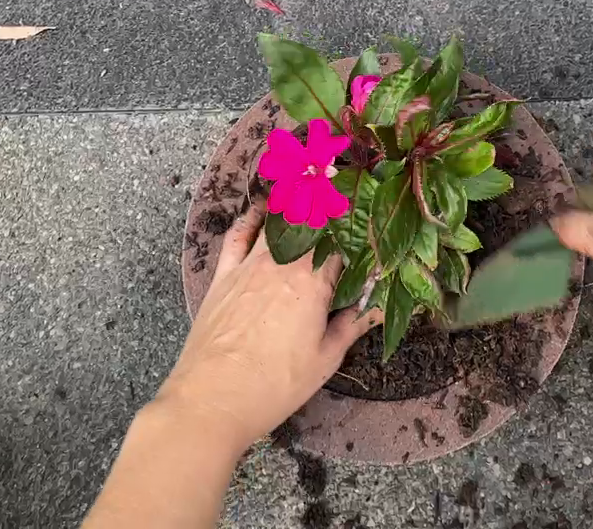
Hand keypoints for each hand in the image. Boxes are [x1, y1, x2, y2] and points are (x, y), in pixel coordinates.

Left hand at [151, 206, 381, 454]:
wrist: (213, 399)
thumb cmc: (275, 385)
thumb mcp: (325, 360)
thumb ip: (353, 324)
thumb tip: (379, 303)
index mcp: (312, 281)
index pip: (342, 245)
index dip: (357, 238)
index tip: (368, 233)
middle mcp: (282, 262)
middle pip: (311, 225)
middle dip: (331, 213)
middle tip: (345, 204)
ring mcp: (249, 265)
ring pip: (276, 222)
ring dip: (295, 207)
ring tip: (311, 194)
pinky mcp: (224, 274)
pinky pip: (238, 235)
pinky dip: (250, 217)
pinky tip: (260, 208)